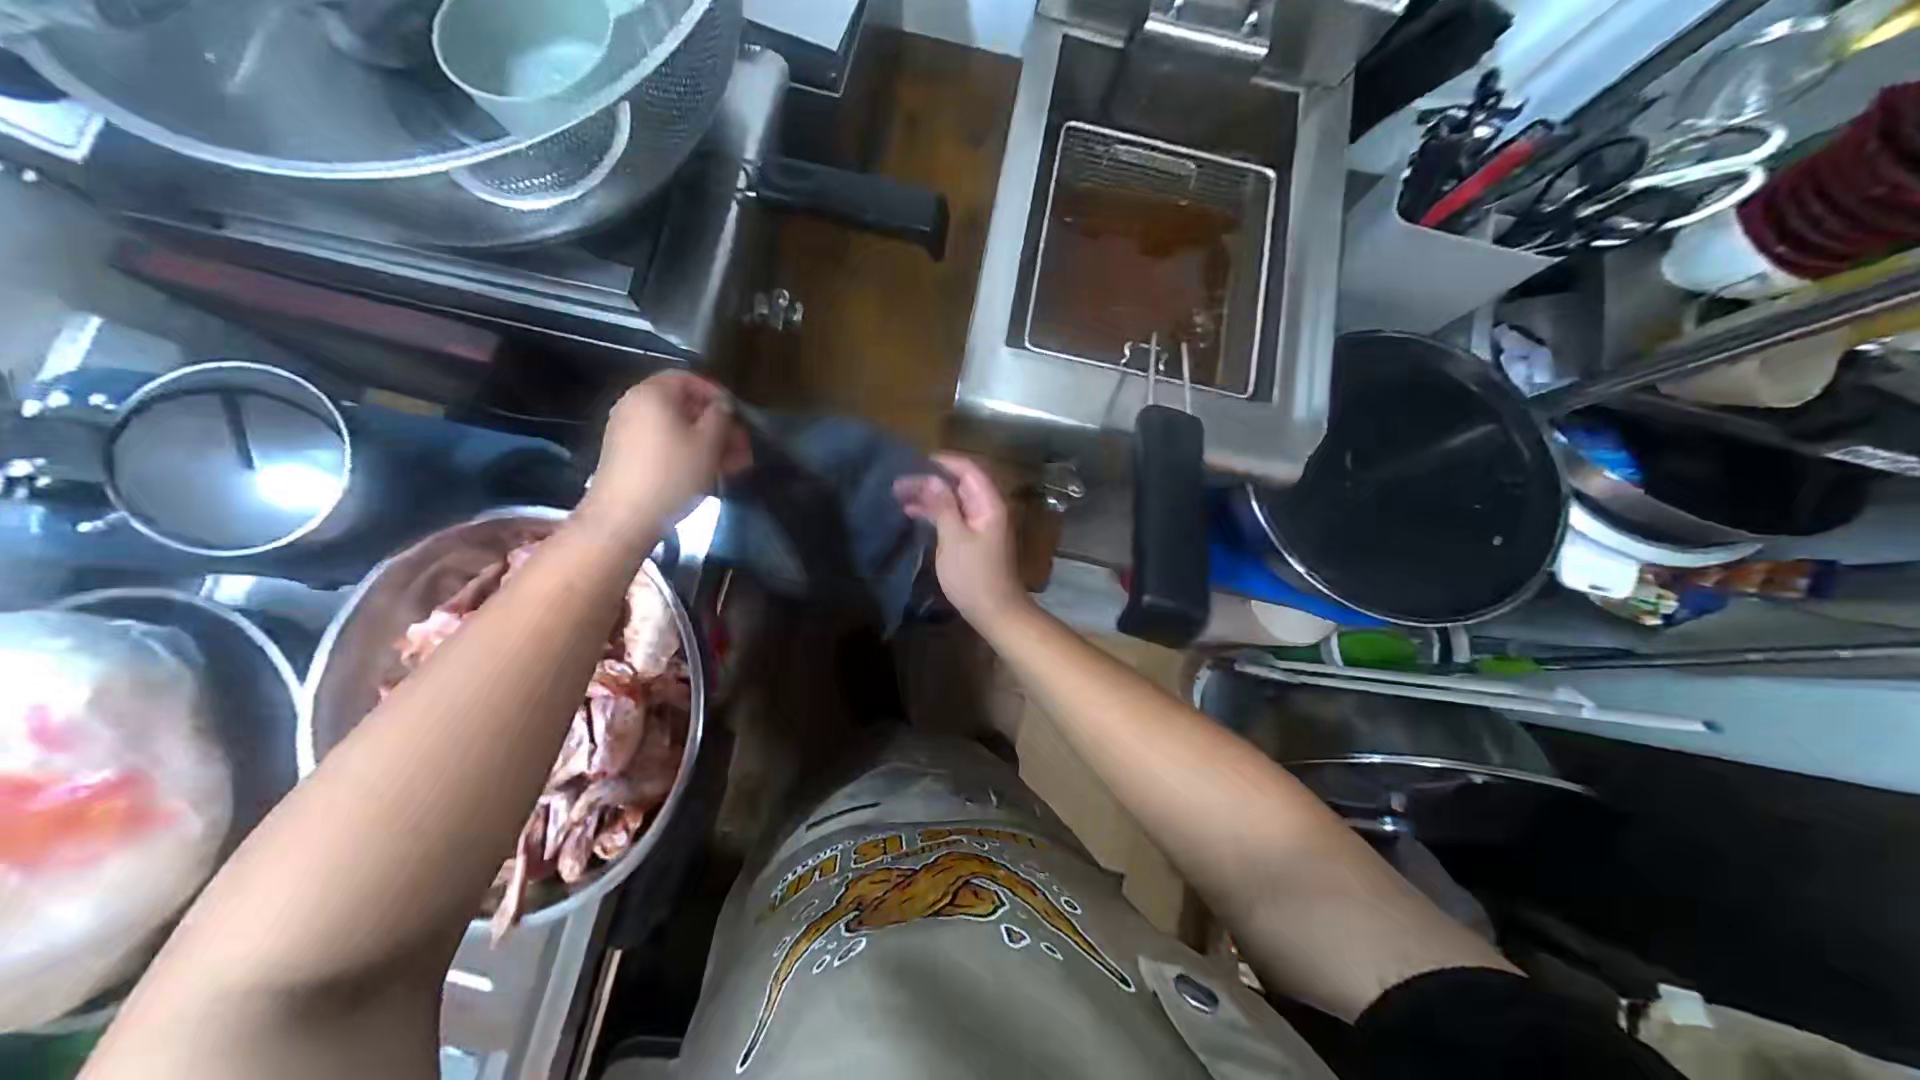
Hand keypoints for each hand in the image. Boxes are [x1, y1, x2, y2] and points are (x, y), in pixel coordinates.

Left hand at [578, 372, 750, 542]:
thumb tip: (722, 406)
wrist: (623, 519)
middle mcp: (634, 405)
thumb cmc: (671, 475)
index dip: (718, 395)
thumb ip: (721, 417)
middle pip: (684, 406)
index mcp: (652, 393)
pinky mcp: (625, 456)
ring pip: (676, 428)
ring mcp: (626, 431)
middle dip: (717, 426)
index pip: (689, 379)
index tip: (739, 418)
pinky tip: (707, 474)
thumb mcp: (708, 444)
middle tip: (742, 449)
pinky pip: (663, 444)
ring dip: (707, 443)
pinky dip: (686, 454)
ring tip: (732, 467)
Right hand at [894, 453, 1031, 628]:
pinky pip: (953, 517)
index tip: (917, 460)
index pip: (969, 471)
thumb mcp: (953, 537)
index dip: (945, 462)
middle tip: (899, 483)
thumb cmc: (973, 575)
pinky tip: (913, 514)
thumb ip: (943, 505)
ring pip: (954, 501)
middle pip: (959, 485)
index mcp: (989, 504)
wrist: (994, 611)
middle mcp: (988, 509)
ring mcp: (981, 525)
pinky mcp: (974, 540)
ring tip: (899, 496)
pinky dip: (935, 513)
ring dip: (929, 497)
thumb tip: (931, 479)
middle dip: (930, 481)